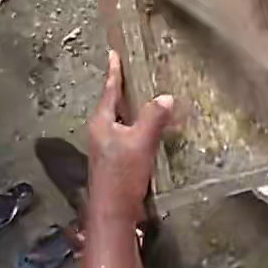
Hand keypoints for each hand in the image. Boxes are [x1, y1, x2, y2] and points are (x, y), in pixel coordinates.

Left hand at [86, 50, 174, 227]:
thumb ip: (154, 117)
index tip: (113, 53)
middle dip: (125, 89)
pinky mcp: (116, 161)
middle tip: (135, 72)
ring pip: (122, 120)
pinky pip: (129, 134)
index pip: (110, 91)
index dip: (114, 72)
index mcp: (102, 123)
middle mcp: (101, 132)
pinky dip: (140, 126)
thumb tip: (166, 97)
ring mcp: (107, 147)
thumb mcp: (141, 142)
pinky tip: (152, 130)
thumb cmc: (122, 175)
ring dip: (134, 109)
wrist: (114, 214)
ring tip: (148, 97)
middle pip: (114, 104)